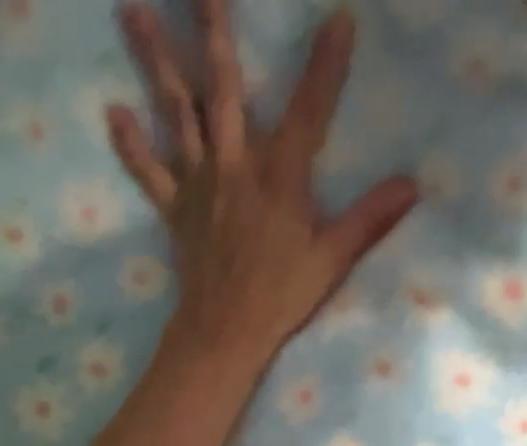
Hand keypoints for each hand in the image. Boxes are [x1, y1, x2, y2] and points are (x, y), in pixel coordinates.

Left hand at [109, 0, 417, 365]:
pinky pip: (148, 171)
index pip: (309, 111)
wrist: (225, 331)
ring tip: (133, 11)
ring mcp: (199, 184)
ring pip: (175, 113)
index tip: (339, 20)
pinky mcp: (174, 208)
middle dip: (212, 32)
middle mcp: (234, 167)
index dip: (326, 66)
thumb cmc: (282, 297)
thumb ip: (370, 219)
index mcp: (279, 178)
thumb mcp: (333, 260)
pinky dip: (130, 145)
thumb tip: (413, 186)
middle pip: (221, 89)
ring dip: (155, 61)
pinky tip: (113, 113)